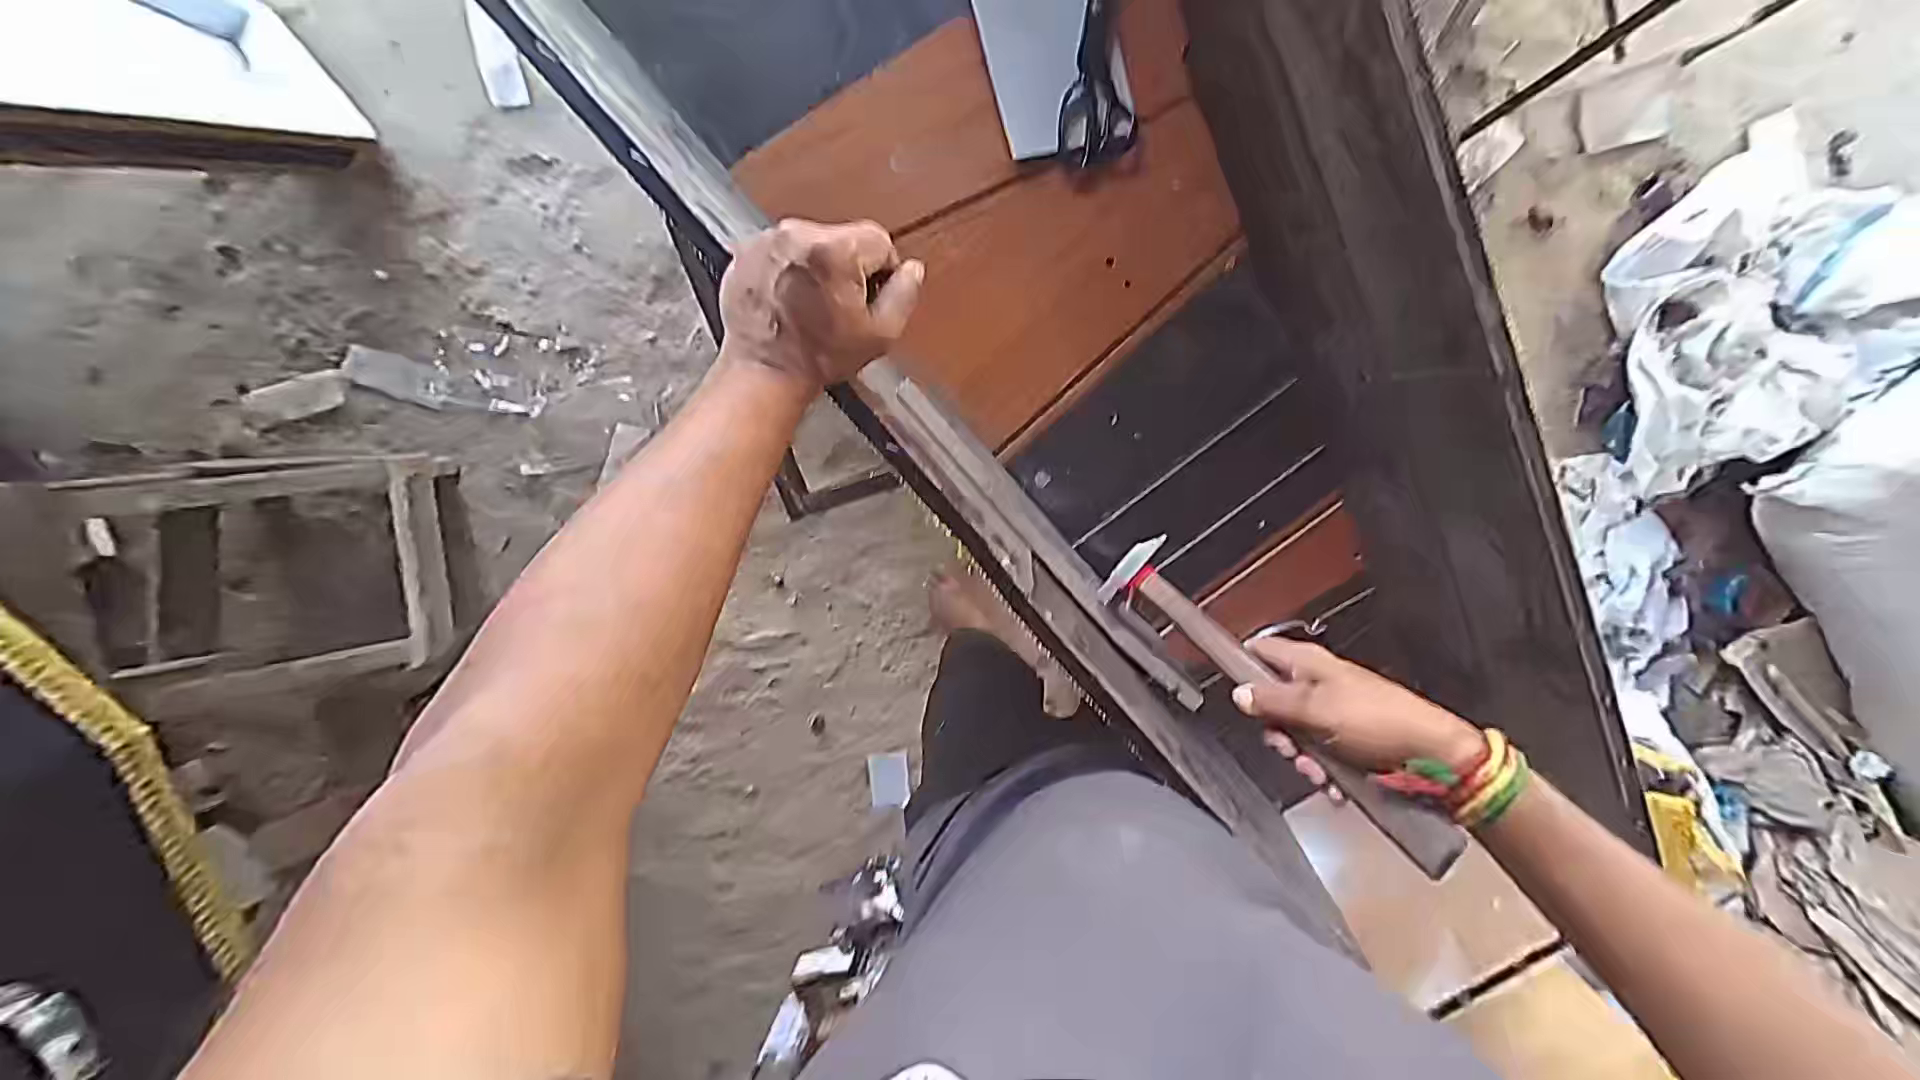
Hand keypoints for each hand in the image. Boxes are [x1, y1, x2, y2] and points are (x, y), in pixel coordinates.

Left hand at [717, 219, 924, 388]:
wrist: (764, 372)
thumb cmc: (816, 358)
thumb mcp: (879, 334)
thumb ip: (903, 295)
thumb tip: (911, 271)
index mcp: (835, 251)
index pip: (879, 239)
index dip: (882, 272)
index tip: (868, 297)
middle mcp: (798, 235)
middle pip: (844, 238)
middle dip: (847, 269)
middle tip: (838, 308)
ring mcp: (768, 241)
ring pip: (813, 244)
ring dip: (817, 269)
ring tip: (810, 307)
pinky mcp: (747, 251)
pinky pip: (784, 252)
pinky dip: (789, 272)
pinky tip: (790, 302)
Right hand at [1232, 639, 1485, 784]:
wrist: (1434, 758)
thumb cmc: (1379, 722)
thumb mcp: (1315, 709)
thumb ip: (1272, 700)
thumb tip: (1239, 693)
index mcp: (1308, 662)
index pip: (1260, 649)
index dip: (1242, 665)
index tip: (1237, 691)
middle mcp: (1317, 682)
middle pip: (1271, 699)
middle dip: (1275, 729)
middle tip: (1287, 745)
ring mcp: (1331, 710)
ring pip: (1293, 730)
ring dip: (1299, 755)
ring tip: (1317, 771)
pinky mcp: (1345, 738)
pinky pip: (1317, 751)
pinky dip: (1321, 768)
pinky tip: (1332, 781)